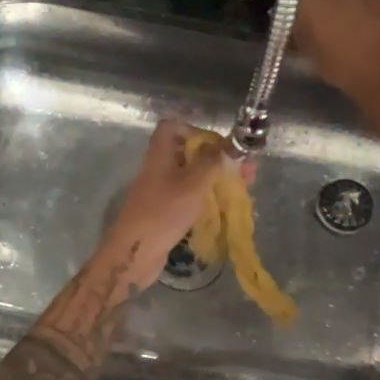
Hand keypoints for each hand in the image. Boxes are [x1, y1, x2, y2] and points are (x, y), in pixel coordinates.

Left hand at [100, 119, 231, 287]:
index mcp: (160, 153)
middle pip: (188, 152)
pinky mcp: (163, 210)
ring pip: (190, 176)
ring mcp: (160, 190)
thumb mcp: (193, 183)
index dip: (196, 130)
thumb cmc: (163, 213)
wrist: (134, 252)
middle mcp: (158, 167)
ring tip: (241, 189)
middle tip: (245, 171)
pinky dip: (206, 197)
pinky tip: (224, 206)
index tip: (219, 146)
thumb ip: (211, 161)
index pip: (173, 127)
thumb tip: (225, 146)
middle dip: (216, 159)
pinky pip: (188, 195)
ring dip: (215, 179)